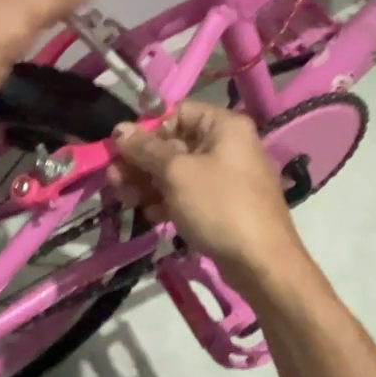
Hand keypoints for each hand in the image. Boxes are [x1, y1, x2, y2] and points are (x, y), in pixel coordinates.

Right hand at [110, 101, 317, 294]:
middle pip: (174, 144)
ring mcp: (226, 177)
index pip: (178, 112)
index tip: (121, 150)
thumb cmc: (220, 206)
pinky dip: (168, 201)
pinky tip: (150, 215)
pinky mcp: (223, 205)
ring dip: (149, 183)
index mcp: (224, 126)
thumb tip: (119, 129)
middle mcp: (228, 145)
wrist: (262, 263)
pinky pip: (189, 194)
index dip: (147, 129)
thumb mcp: (177, 173)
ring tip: (125, 199)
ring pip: (178, 172)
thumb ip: (145, 149)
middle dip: (142, 162)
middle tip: (113, 179)